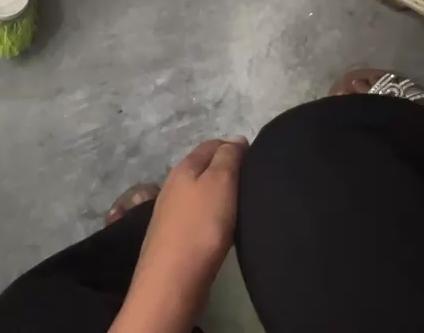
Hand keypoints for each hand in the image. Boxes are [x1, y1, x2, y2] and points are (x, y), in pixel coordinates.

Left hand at [121, 138, 246, 330]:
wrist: (171, 284)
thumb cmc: (200, 226)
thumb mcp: (221, 181)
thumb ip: (229, 156)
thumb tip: (235, 140)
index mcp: (184, 167)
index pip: (212, 144)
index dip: (234, 147)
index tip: (255, 162)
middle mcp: (173, 186)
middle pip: (205, 169)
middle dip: (228, 172)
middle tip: (250, 186)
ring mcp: (169, 214)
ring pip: (201, 194)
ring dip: (220, 197)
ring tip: (241, 208)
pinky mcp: (172, 239)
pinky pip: (197, 217)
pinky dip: (212, 218)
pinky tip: (223, 231)